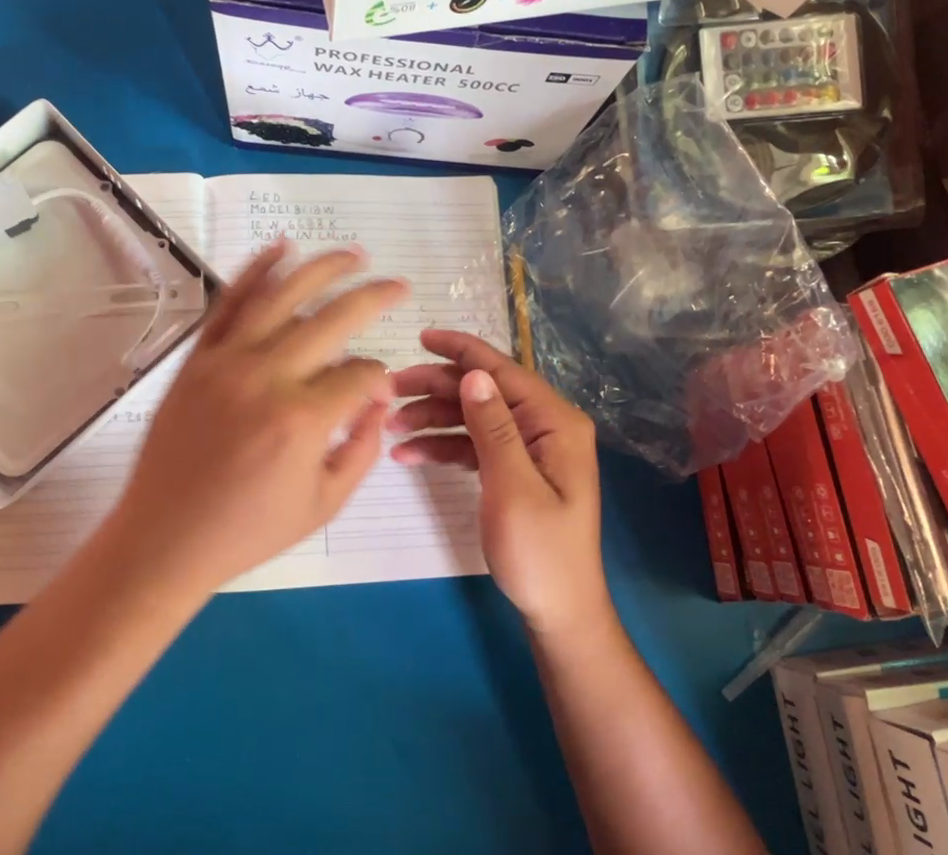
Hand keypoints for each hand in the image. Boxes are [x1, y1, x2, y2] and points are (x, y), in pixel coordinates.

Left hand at [109, 240, 408, 593]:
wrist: (164, 538)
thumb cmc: (248, 531)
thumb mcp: (324, 504)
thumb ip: (364, 448)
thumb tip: (379, 400)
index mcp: (302, 419)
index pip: (360, 372)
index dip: (380, 378)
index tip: (377, 393)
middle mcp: (266, 377)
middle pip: (332, 319)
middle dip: (374, 297)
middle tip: (399, 286)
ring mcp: (225, 361)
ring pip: (281, 295)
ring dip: (323, 268)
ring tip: (354, 254)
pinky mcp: (196, 359)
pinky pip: (229, 304)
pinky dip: (256, 271)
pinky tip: (281, 248)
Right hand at [388, 330, 610, 636]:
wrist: (559, 609)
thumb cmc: (540, 552)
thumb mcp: (513, 487)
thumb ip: (492, 428)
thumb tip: (475, 373)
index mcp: (554, 422)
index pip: (502, 372)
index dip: (461, 351)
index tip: (422, 337)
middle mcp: (544, 427)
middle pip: (483, 392)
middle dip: (435, 388)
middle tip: (388, 390)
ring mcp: (529, 449)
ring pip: (472, 417)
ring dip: (433, 419)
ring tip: (390, 427)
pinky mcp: (514, 471)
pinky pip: (474, 446)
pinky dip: (443, 447)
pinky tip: (408, 454)